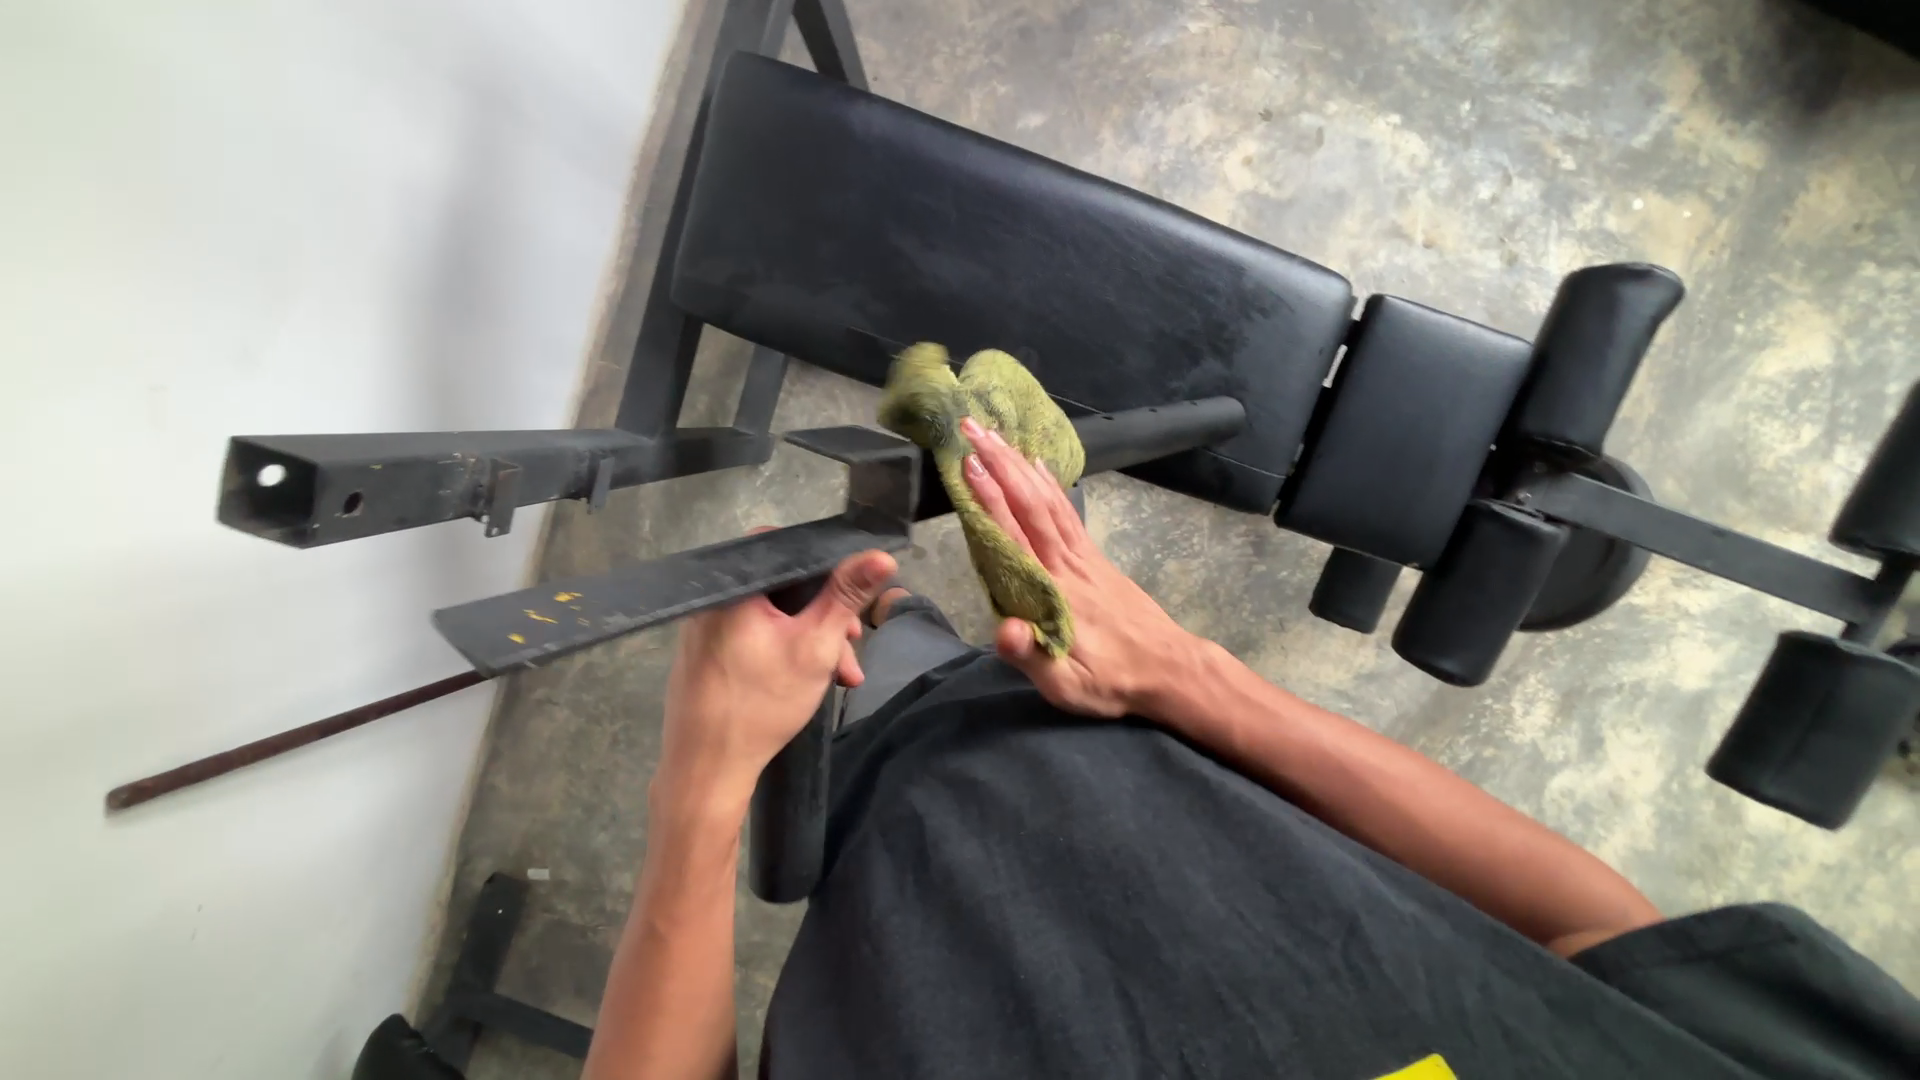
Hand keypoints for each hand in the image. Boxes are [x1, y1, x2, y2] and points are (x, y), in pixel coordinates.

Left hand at [656, 542, 896, 811]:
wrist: (707, 772)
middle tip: (851, 648)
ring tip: (840, 676)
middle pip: (781, 589)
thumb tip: (882, 554)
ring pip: (771, 617)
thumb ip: (847, 595)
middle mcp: (712, 602)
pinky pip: (751, 638)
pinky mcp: (703, 657)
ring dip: (810, 640)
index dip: (820, 565)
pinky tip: (808, 680)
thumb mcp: (816, 645)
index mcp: (732, 588)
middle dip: (824, 616)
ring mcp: (703, 631)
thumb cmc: (762, 704)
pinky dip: (782, 651)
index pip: (779, 546)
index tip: (849, 593)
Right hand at [959, 417, 1209, 718]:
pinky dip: (1051, 483)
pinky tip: (1038, 465)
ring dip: (1019, 464)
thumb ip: (1033, 657)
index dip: (989, 498)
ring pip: (1048, 499)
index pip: (1015, 535)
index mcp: (1052, 591)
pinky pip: (1068, 511)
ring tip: (995, 433)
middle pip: (1030, 503)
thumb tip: (1004, 629)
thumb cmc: (1112, 681)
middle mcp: (1066, 562)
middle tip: (971, 427)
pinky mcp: (1095, 557)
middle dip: (999, 462)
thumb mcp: (1067, 686)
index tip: (968, 463)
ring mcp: (1083, 555)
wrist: (1170, 669)